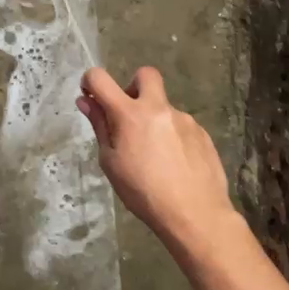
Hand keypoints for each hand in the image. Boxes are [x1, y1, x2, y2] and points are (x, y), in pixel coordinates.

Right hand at [78, 66, 239, 253]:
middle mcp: (158, 108)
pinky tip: (174, 164)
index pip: (100, 78)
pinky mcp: (202, 133)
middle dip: (133, 86)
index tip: (91, 97)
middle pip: (145, 75)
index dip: (90, 82)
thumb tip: (86, 101)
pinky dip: (172, 136)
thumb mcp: (111, 162)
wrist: (196, 214)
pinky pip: (181, 126)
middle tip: (129, 115)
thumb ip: (100, 127)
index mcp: (129, 114)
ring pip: (164, 107)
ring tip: (155, 156)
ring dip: (154, 120)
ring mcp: (184, 119)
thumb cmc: (143, 192)